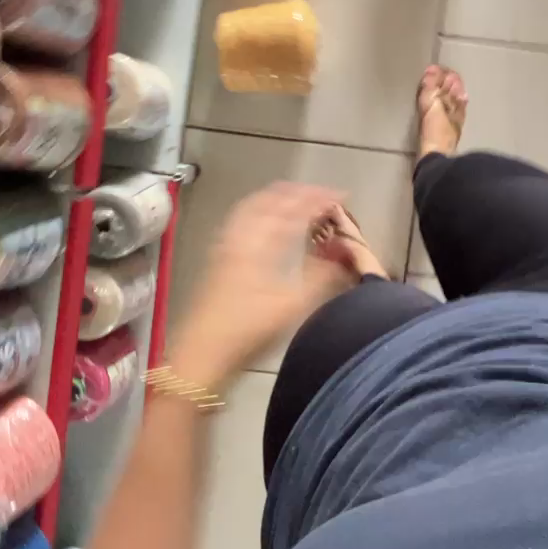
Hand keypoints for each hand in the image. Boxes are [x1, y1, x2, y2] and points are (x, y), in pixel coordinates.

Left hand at [173, 183, 350, 386]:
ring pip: (251, 208)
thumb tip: (346, 258)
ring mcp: (224, 247)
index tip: (340, 195)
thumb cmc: (247, 330)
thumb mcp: (292, 306)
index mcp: (260, 242)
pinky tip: (264, 226)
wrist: (200, 354)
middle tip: (319, 196)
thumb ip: (322, 278)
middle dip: (296, 194)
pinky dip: (258, 213)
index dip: (318, 199)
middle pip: (269, 200)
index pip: (293, 209)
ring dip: (275, 200)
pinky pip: (240, 221)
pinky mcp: (217, 260)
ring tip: (294, 201)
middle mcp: (240, 236)